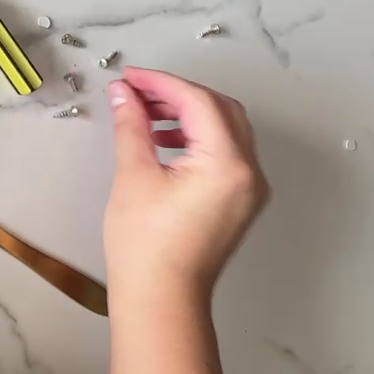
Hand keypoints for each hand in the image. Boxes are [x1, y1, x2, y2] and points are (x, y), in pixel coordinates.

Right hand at [103, 67, 267, 314]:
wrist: (161, 296)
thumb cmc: (145, 243)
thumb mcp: (134, 176)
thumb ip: (132, 127)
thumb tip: (124, 94)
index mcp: (227, 163)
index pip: (199, 102)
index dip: (162, 83)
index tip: (129, 77)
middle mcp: (249, 172)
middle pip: (221, 110)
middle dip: (177, 93)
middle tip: (136, 90)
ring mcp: (249, 189)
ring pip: (226, 129)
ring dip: (188, 113)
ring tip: (145, 114)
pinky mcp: (239, 201)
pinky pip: (225, 153)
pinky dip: (196, 137)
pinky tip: (163, 142)